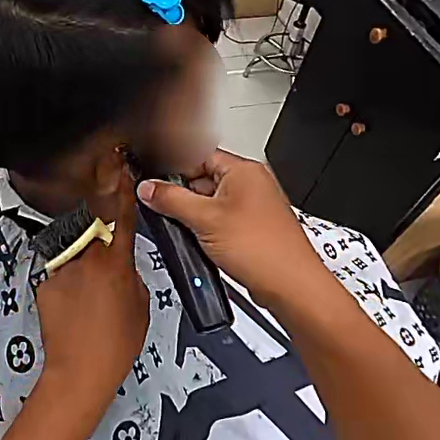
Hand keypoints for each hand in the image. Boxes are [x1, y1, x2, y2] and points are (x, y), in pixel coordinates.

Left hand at [36, 165, 147, 401]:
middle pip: (95, 233)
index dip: (121, 188)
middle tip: (106, 272)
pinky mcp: (46, 284)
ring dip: (86, 273)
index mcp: (116, 262)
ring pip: (78, 257)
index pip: (121, 214)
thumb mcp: (141, 304)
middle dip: (101, 241)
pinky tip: (78, 311)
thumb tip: (122, 264)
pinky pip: (63, 275)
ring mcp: (64, 271)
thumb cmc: (114, 344)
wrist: (80, 371)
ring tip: (91, 306)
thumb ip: (132, 274)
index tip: (120, 167)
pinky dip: (71, 288)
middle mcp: (87, 261)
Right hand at [136, 150, 332, 308]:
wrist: (290, 284)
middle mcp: (251, 183)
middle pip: (203, 179)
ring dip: (196, 217)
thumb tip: (149, 188)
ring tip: (195, 234)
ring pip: (211, 203)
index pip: (198, 155)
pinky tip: (205, 245)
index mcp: (243, 169)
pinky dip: (209, 230)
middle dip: (183, 197)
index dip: (173, 169)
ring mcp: (253, 206)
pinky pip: (221, 220)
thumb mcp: (205, 220)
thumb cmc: (264, 249)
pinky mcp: (252, 227)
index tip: (155, 184)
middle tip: (170, 214)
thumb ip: (171, 200)